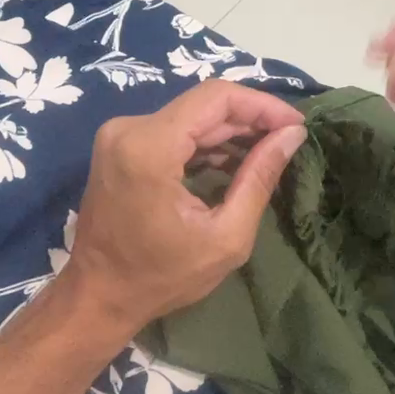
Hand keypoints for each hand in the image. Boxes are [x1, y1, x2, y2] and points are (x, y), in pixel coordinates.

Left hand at [61, 80, 307, 332]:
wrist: (98, 295)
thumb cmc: (161, 277)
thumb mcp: (225, 236)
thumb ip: (259, 179)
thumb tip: (292, 135)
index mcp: (150, 147)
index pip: (216, 98)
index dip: (262, 104)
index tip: (297, 124)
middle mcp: (129, 128)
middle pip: (202, 104)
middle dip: (250, 118)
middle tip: (289, 139)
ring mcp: (120, 135)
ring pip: (189, 116)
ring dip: (229, 130)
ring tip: (269, 150)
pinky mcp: (119, 146)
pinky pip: (171, 130)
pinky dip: (204, 142)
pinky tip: (234, 159)